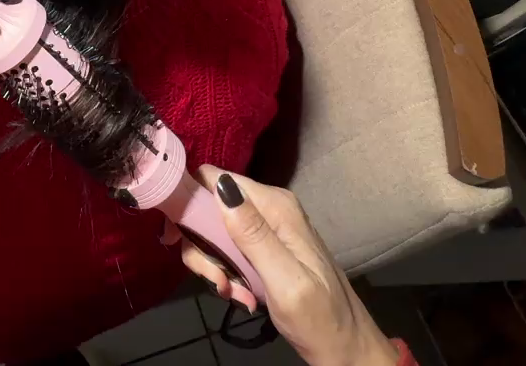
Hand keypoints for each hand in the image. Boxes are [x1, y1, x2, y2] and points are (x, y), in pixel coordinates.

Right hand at [178, 167, 395, 365]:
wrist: (348, 353)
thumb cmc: (321, 319)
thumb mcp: (286, 281)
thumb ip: (252, 233)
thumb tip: (219, 184)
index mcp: (274, 205)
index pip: (214, 177)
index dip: (187, 201)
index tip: (177, 238)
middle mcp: (268, 207)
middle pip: (209, 207)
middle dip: (202, 246)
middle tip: (217, 282)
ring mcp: (266, 228)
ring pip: (215, 232)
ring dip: (215, 266)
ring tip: (233, 294)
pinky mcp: (263, 249)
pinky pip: (228, 251)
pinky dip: (227, 274)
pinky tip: (242, 297)